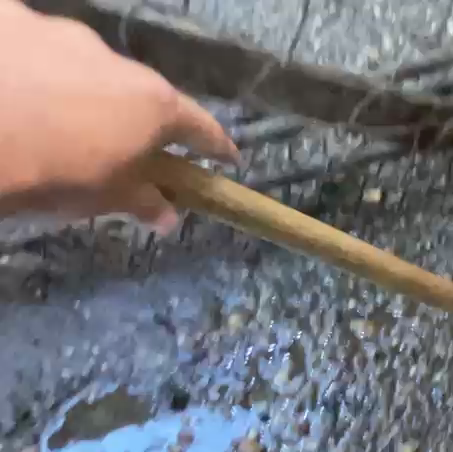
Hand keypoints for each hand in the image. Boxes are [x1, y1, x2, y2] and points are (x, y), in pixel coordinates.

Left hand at [0, 0, 235, 230]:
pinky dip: (15, 59)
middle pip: (131, 87)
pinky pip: (13, 38)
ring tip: (41, 105)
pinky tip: (6, 84)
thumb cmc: (45, 171)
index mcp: (152, 102)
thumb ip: (142, 200)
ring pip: (68, 57)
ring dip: (66, 79)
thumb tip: (163, 214)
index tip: (221, 162)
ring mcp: (39, 25)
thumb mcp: (104, 198)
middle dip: (125, 111)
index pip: (204, 129)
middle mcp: (105, 55)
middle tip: (111, 137)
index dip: (215, 149)